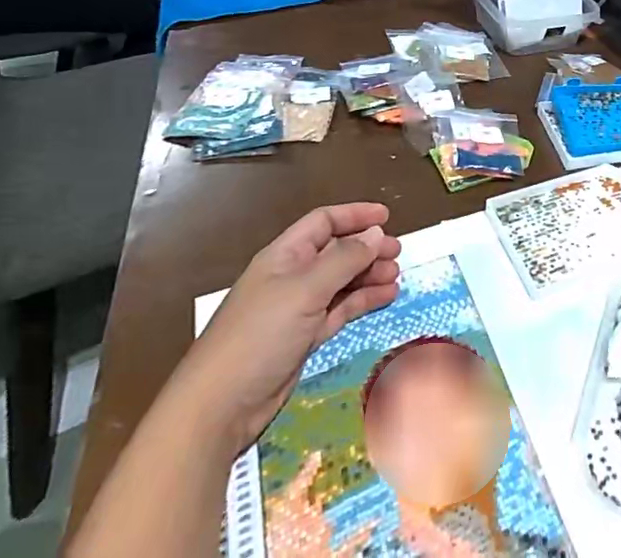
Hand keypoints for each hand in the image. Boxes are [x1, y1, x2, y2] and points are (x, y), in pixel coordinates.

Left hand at [178, 204, 402, 449]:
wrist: (222, 404)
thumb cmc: (260, 335)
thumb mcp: (304, 290)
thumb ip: (343, 260)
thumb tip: (376, 234)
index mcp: (284, 255)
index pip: (323, 222)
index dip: (354, 215)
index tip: (386, 217)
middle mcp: (292, 277)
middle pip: (335, 251)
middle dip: (367, 248)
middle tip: (398, 253)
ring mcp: (298, 309)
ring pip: (341, 282)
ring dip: (368, 275)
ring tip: (395, 277)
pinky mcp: (305, 337)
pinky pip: (340, 310)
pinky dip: (362, 301)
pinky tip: (384, 298)